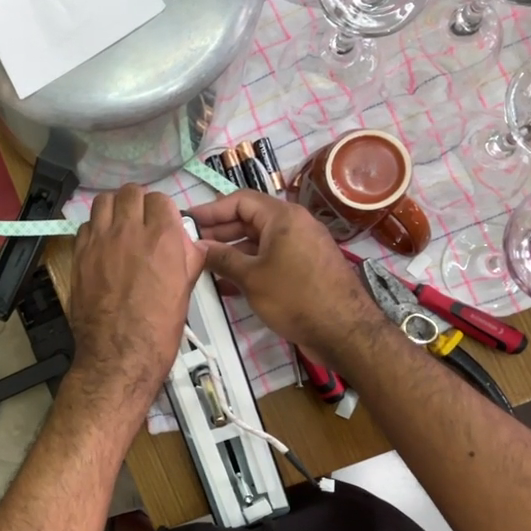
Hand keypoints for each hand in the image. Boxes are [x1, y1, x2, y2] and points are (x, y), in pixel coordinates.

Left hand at [66, 185, 204, 400]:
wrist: (118, 355)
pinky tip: (101, 246)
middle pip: (130, 193)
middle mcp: (130, 231)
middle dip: (138, 203)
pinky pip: (85, 226)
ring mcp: (100, 241)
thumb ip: (188, 258)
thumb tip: (188, 243)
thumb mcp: (186, 291)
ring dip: (114, 209)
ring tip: (119, 226)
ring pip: (104, 201)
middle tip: (140, 222)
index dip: (162, 212)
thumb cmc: (158, 329)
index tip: (162, 225)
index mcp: (163, 238)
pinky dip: (95, 230)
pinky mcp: (79, 255)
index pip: (161, 200)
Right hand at [189, 190, 376, 352]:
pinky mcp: (304, 266)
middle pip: (249, 219)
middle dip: (219, 231)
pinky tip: (228, 282)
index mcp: (282, 217)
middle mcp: (294, 224)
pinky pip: (270, 257)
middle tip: (191, 244)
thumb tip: (198, 246)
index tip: (187, 221)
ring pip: (258, 240)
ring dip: (232, 251)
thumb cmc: (295, 297)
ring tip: (203, 265)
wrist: (343, 330)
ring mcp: (301, 245)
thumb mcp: (251, 277)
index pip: (240, 200)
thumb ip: (221, 258)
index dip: (211, 210)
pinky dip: (249, 264)